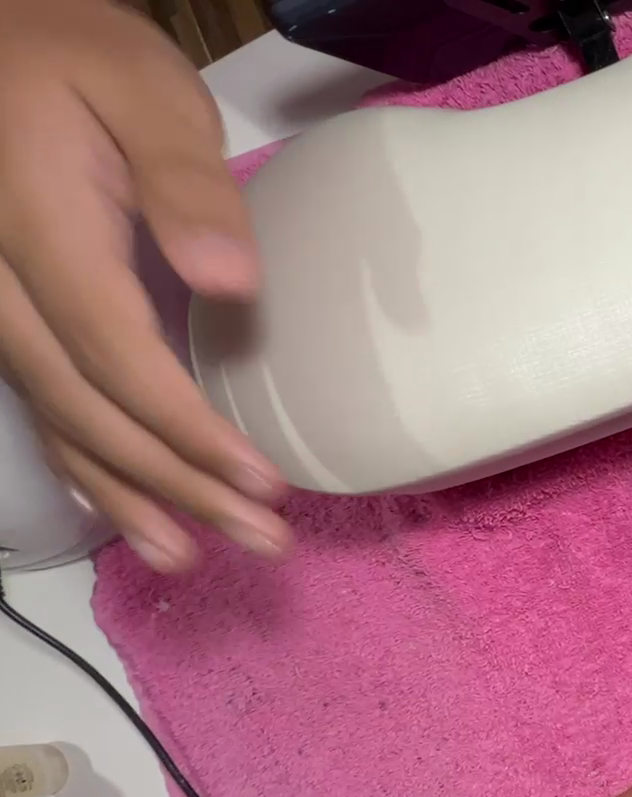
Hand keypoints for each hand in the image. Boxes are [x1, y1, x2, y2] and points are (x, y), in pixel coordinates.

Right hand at [0, 0, 287, 572]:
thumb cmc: (80, 59)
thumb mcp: (146, 97)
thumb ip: (186, 185)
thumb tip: (231, 278)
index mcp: (35, 231)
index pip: (117, 356)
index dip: (186, 428)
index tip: (261, 483)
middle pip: (88, 406)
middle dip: (176, 484)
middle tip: (261, 541)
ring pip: (57, 419)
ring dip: (132, 494)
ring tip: (195, 557)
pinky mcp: (8, 310)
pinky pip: (39, 403)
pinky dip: (87, 464)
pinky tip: (130, 510)